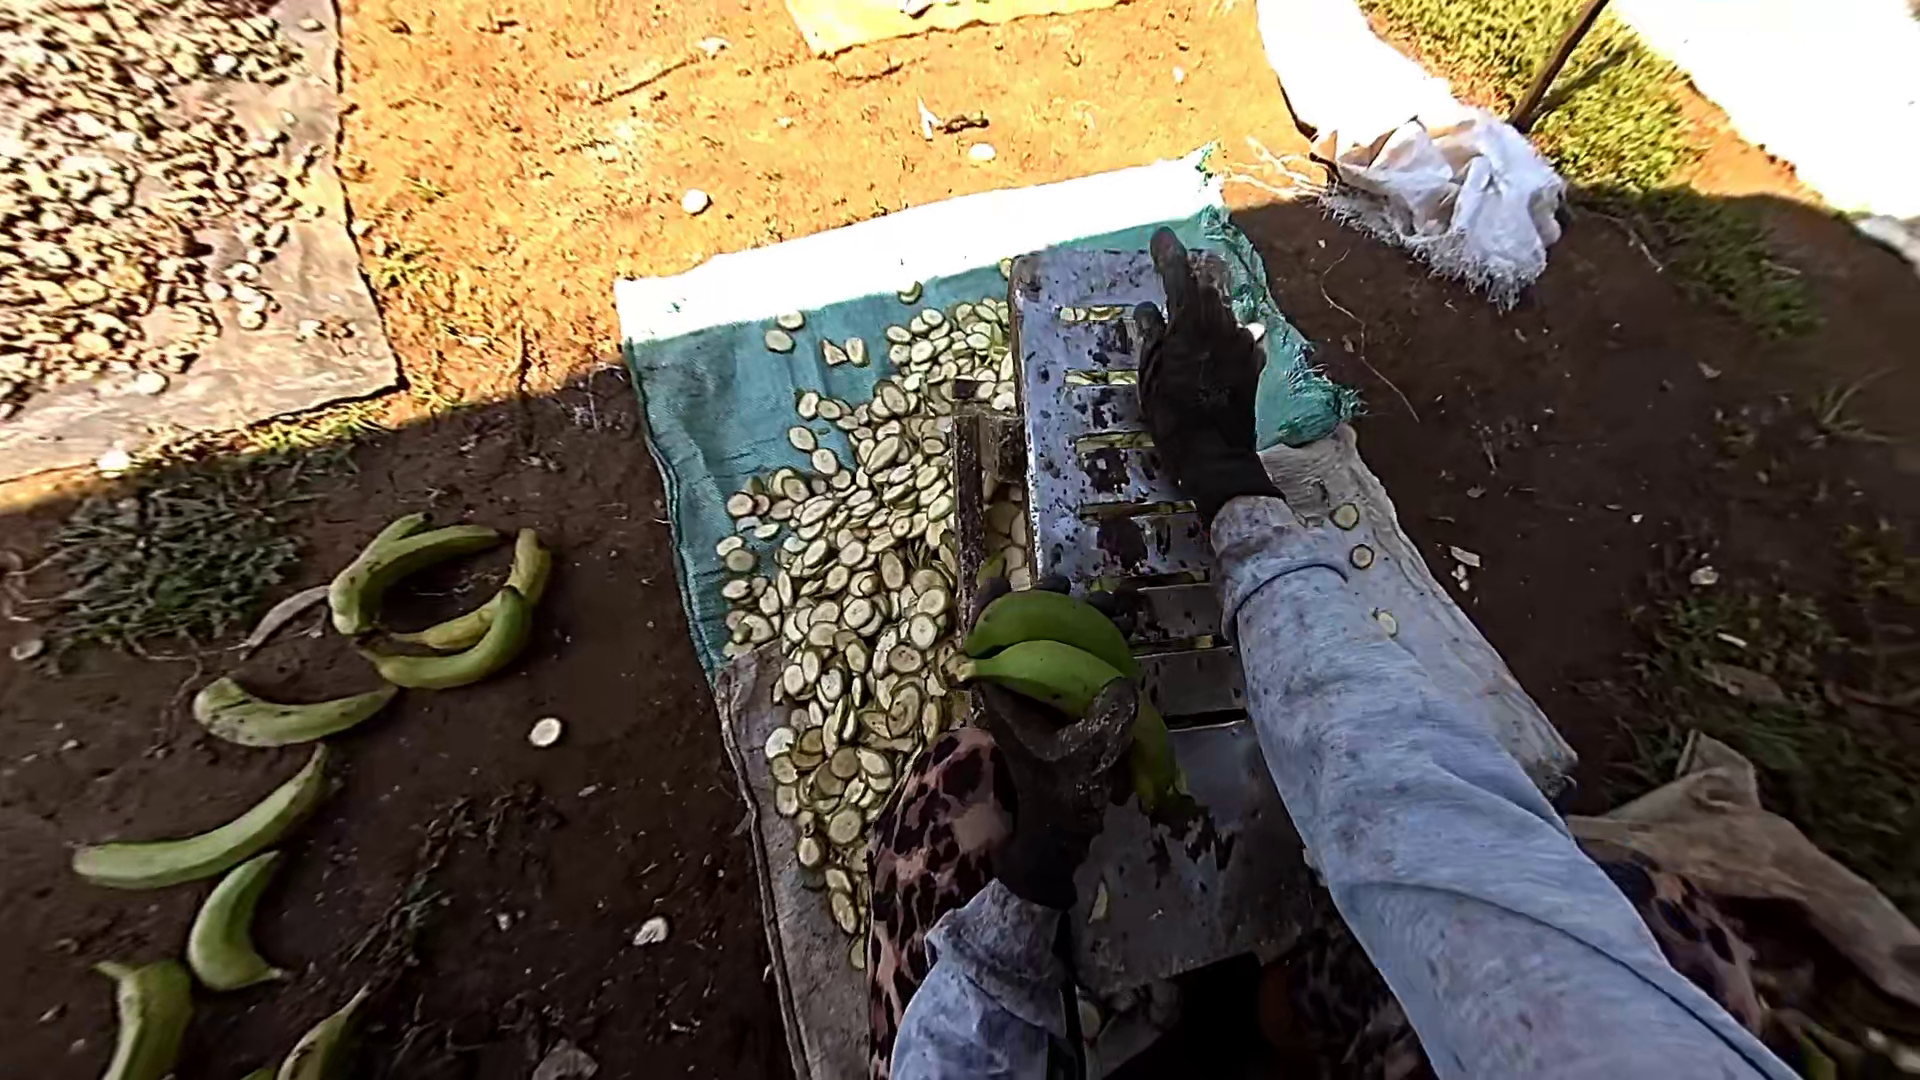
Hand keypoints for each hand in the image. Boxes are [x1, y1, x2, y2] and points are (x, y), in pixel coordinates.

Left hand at [970, 578, 1135, 908]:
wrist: (1061, 832)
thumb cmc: (1059, 798)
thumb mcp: (1081, 764)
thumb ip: (1102, 728)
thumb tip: (1124, 686)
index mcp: (1004, 696)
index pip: (986, 640)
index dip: (989, 606)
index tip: (1001, 576)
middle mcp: (1018, 688)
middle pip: (1023, 632)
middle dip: (1045, 605)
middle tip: (1065, 585)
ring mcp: (1041, 694)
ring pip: (1054, 644)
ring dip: (1078, 622)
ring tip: (1110, 604)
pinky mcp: (1062, 703)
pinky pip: (1075, 662)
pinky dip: (1096, 645)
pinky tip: (1121, 634)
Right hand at [1132, 227, 1280, 523]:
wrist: (1216, 455)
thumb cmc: (1172, 421)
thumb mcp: (1150, 382)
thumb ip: (1151, 340)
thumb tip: (1148, 310)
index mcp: (1190, 329)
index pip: (1181, 278)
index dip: (1169, 255)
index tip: (1160, 237)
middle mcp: (1221, 328)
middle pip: (1210, 286)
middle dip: (1194, 274)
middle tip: (1179, 268)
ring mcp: (1242, 344)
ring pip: (1225, 310)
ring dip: (1209, 305)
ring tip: (1195, 311)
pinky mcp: (1253, 363)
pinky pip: (1240, 336)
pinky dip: (1226, 334)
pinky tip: (1220, 342)